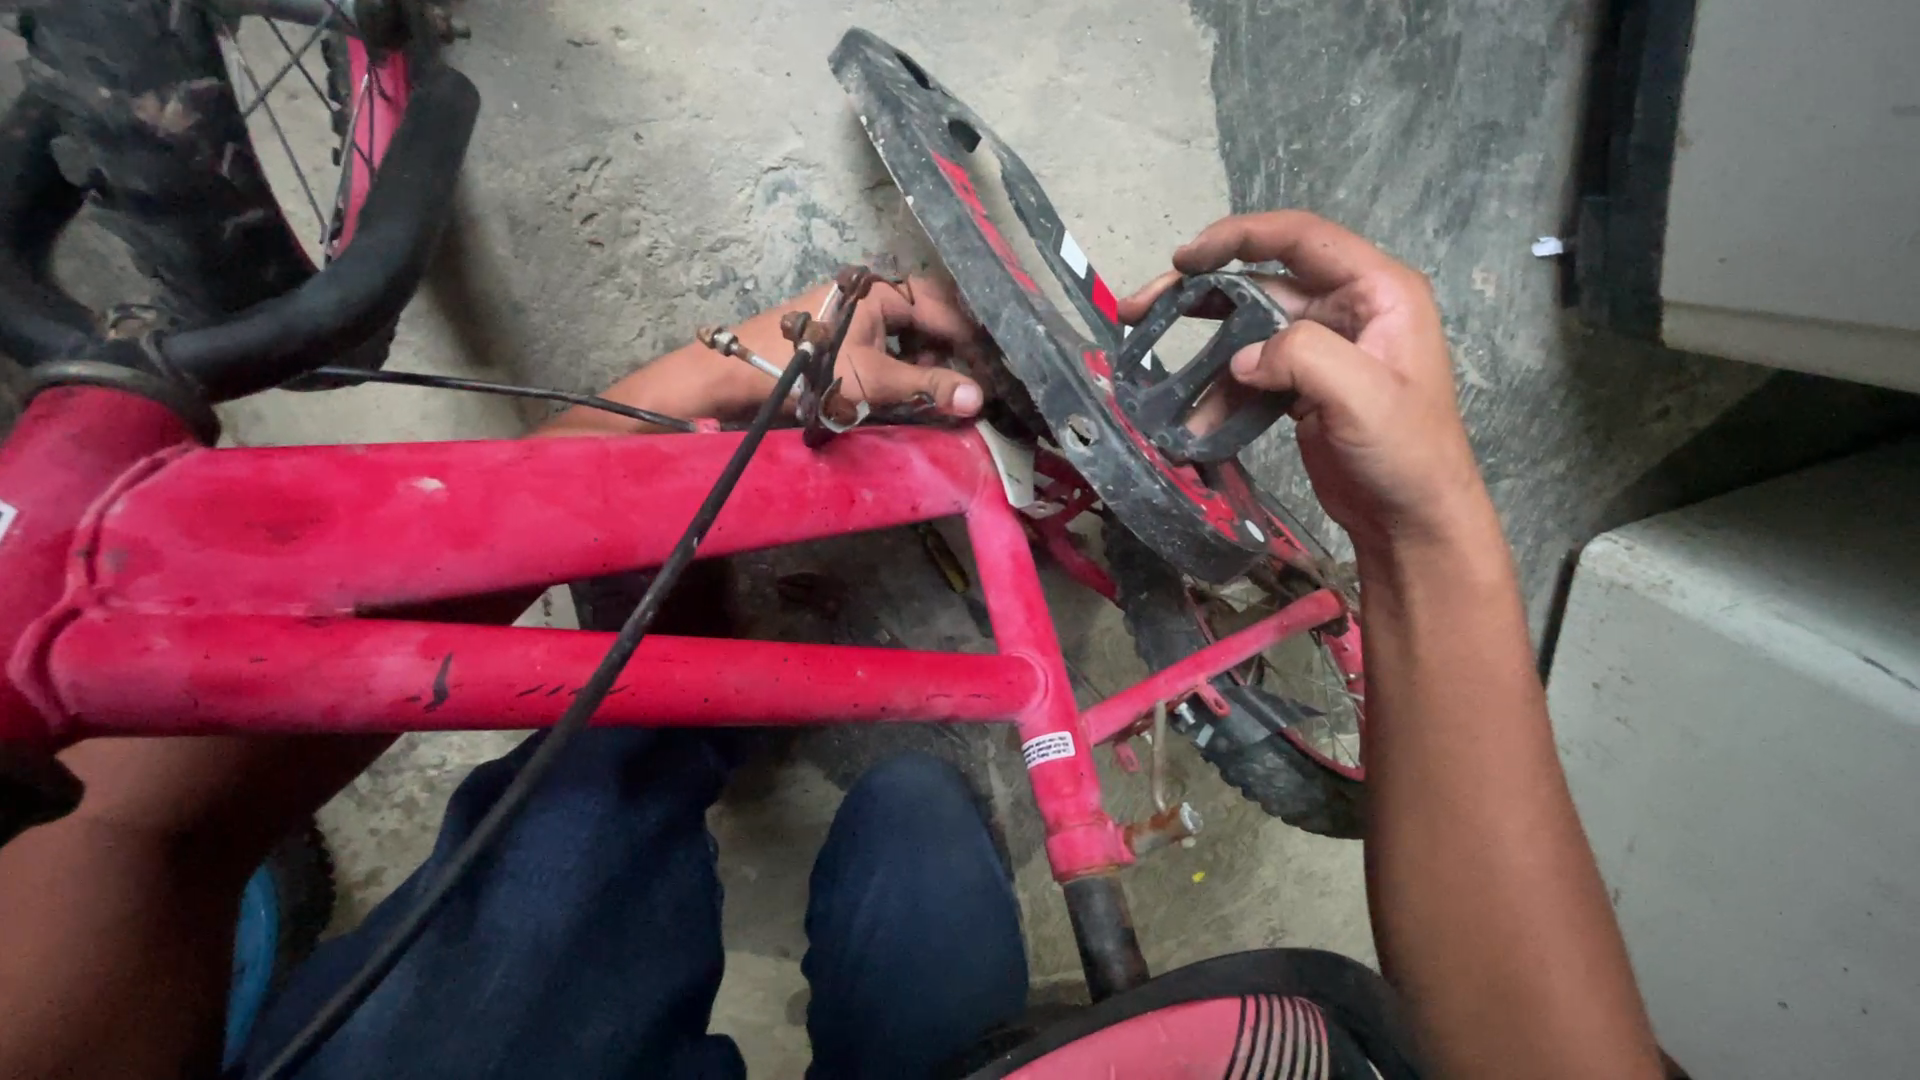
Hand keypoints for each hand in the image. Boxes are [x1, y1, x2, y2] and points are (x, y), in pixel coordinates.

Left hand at [542, 274, 987, 436]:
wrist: (740, 376)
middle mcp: (872, 292)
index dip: (971, 342)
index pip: (943, 309)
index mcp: (880, 288)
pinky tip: (916, 388)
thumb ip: (927, 386)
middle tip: (977, 384)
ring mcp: (856, 313)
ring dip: (931, 360)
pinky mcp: (844, 335)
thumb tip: (978, 399)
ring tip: (950, 390)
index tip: (994, 373)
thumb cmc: (807, 367)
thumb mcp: (873, 378)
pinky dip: (908, 365)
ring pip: (910, 333)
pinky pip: (890, 345)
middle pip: (930, 318)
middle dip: (954, 351)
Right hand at [1119, 211, 1489, 556]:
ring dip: (1202, 356)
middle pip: (1259, 284)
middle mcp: (1346, 309)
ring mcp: (1321, 350)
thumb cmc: (1405, 453)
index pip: (1300, 239)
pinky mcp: (1301, 388)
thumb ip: (1303, 357)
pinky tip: (1192, 423)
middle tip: (1139, 309)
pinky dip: (1219, 397)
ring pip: (1247, 334)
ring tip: (1154, 373)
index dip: (1238, 238)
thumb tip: (1241, 359)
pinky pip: (1250, 378)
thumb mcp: (1363, 397)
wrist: (1411, 518)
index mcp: (1375, 291)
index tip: (1184, 258)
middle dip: (1198, 296)